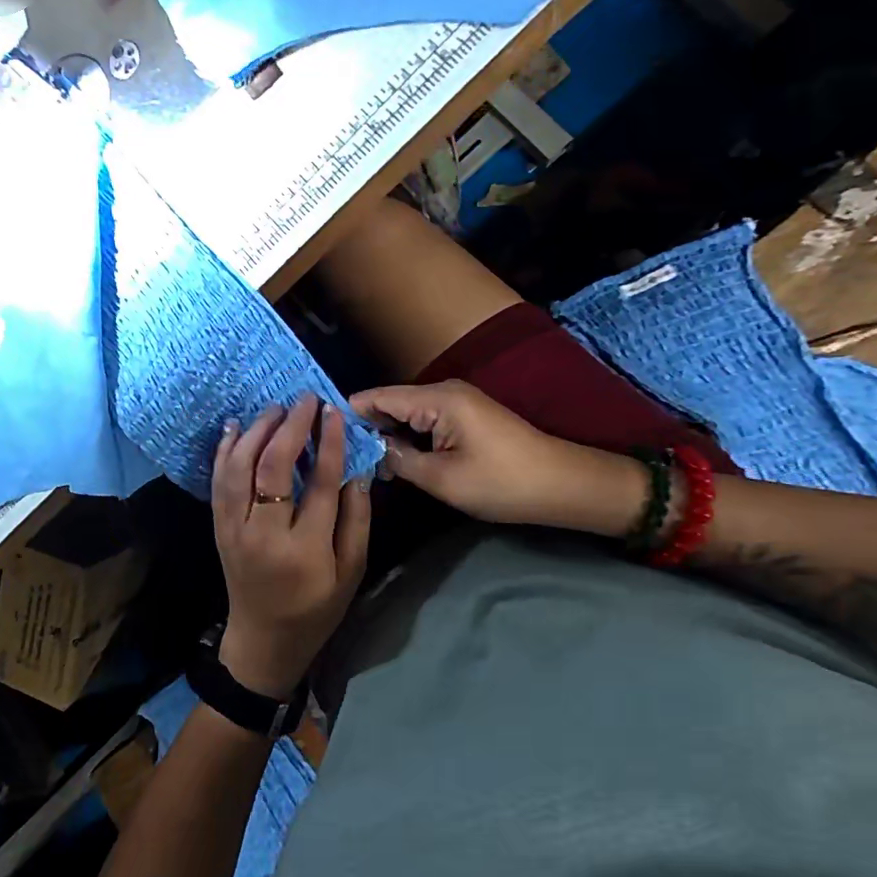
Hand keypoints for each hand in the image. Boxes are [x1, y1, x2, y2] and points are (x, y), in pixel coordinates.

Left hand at [211, 394, 371, 698]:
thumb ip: (357, 519)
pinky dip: (225, 451)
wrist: (264, 641)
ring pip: (238, 468)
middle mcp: (264, 534)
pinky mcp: (219, 528)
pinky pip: (218, 482)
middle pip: (273, 467)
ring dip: (256, 431)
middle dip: (290, 426)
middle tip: (305, 400)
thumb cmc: (316, 608)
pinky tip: (236, 427)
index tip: (334, 412)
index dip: (328, 442)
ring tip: (275, 408)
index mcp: (305, 548)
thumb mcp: (352, 570)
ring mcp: (235, 529)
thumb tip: (356, 469)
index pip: (319, 482)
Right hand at [350, 380, 651, 537]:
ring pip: (408, 415)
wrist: (560, 484)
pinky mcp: (468, 419)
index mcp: (438, 399)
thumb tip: (371, 451)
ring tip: (352, 457)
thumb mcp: (442, 478)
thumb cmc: (501, 482)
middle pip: (392, 403)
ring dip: (386, 435)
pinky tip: (391, 459)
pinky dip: (408, 438)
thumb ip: (400, 460)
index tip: (316, 427)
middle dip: (364, 426)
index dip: (348, 411)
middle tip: (329, 450)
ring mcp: (459, 404)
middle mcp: (445, 392)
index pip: (379, 397)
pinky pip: (427, 423)